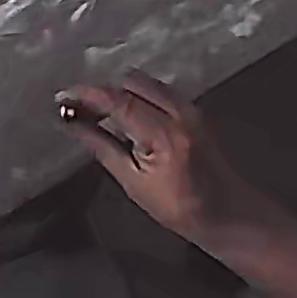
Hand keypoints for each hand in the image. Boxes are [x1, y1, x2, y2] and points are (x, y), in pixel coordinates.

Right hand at [58, 70, 242, 242]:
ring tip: (98, 112)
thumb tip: (70, 124)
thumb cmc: (182, 208)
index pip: (118, 100)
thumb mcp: (134, 183)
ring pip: (143, 81)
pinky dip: (134, 94)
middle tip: (79, 108)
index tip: (62, 97)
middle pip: (130, 81)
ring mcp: (189, 107)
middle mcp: (179, 112)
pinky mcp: (193, 109)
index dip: (86, 95)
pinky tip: (123, 115)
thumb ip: (101, 147)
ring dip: (117, 90)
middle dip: (101, 91)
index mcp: (165, 134)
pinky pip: (155, 88)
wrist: (235, 216)